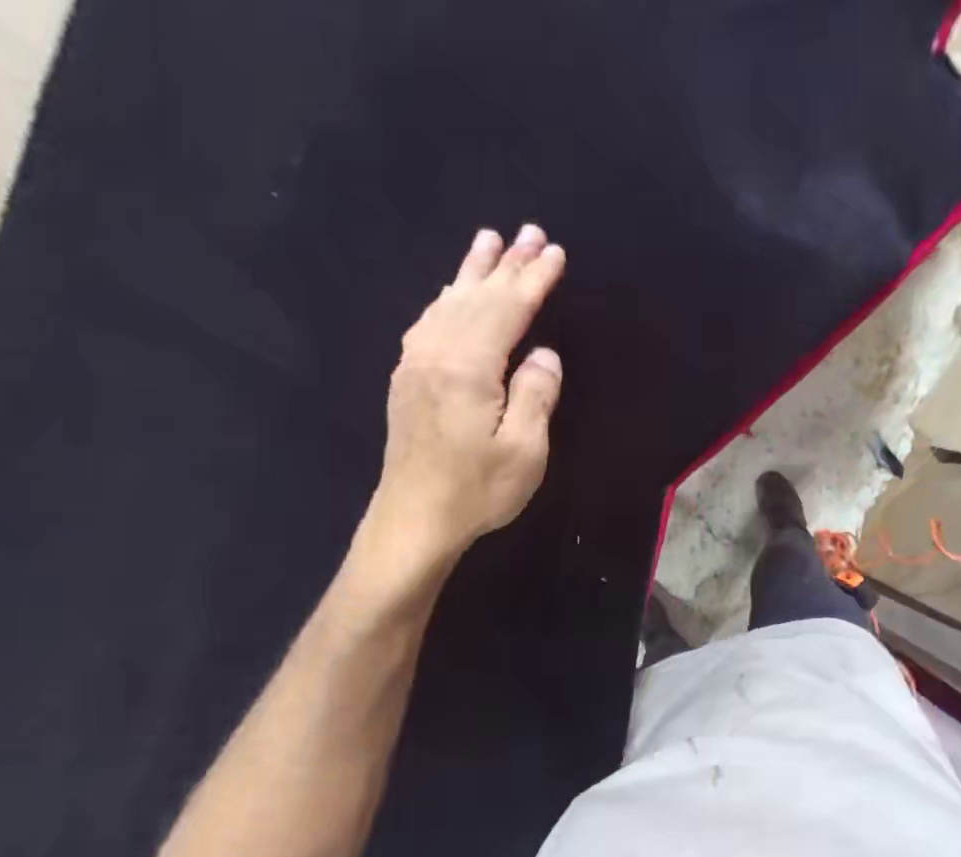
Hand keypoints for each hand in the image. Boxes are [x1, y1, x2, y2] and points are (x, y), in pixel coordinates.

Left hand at [365, 225, 566, 566]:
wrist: (413, 520)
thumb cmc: (474, 491)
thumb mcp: (523, 451)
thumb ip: (536, 395)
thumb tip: (543, 354)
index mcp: (468, 367)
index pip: (507, 309)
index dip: (533, 279)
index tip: (554, 252)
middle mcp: (436, 354)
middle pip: (476, 297)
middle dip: (506, 264)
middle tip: (529, 231)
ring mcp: (415, 365)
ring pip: (447, 304)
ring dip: (471, 272)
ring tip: (488, 241)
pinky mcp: (406, 381)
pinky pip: (426, 324)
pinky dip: (444, 300)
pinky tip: (448, 293)